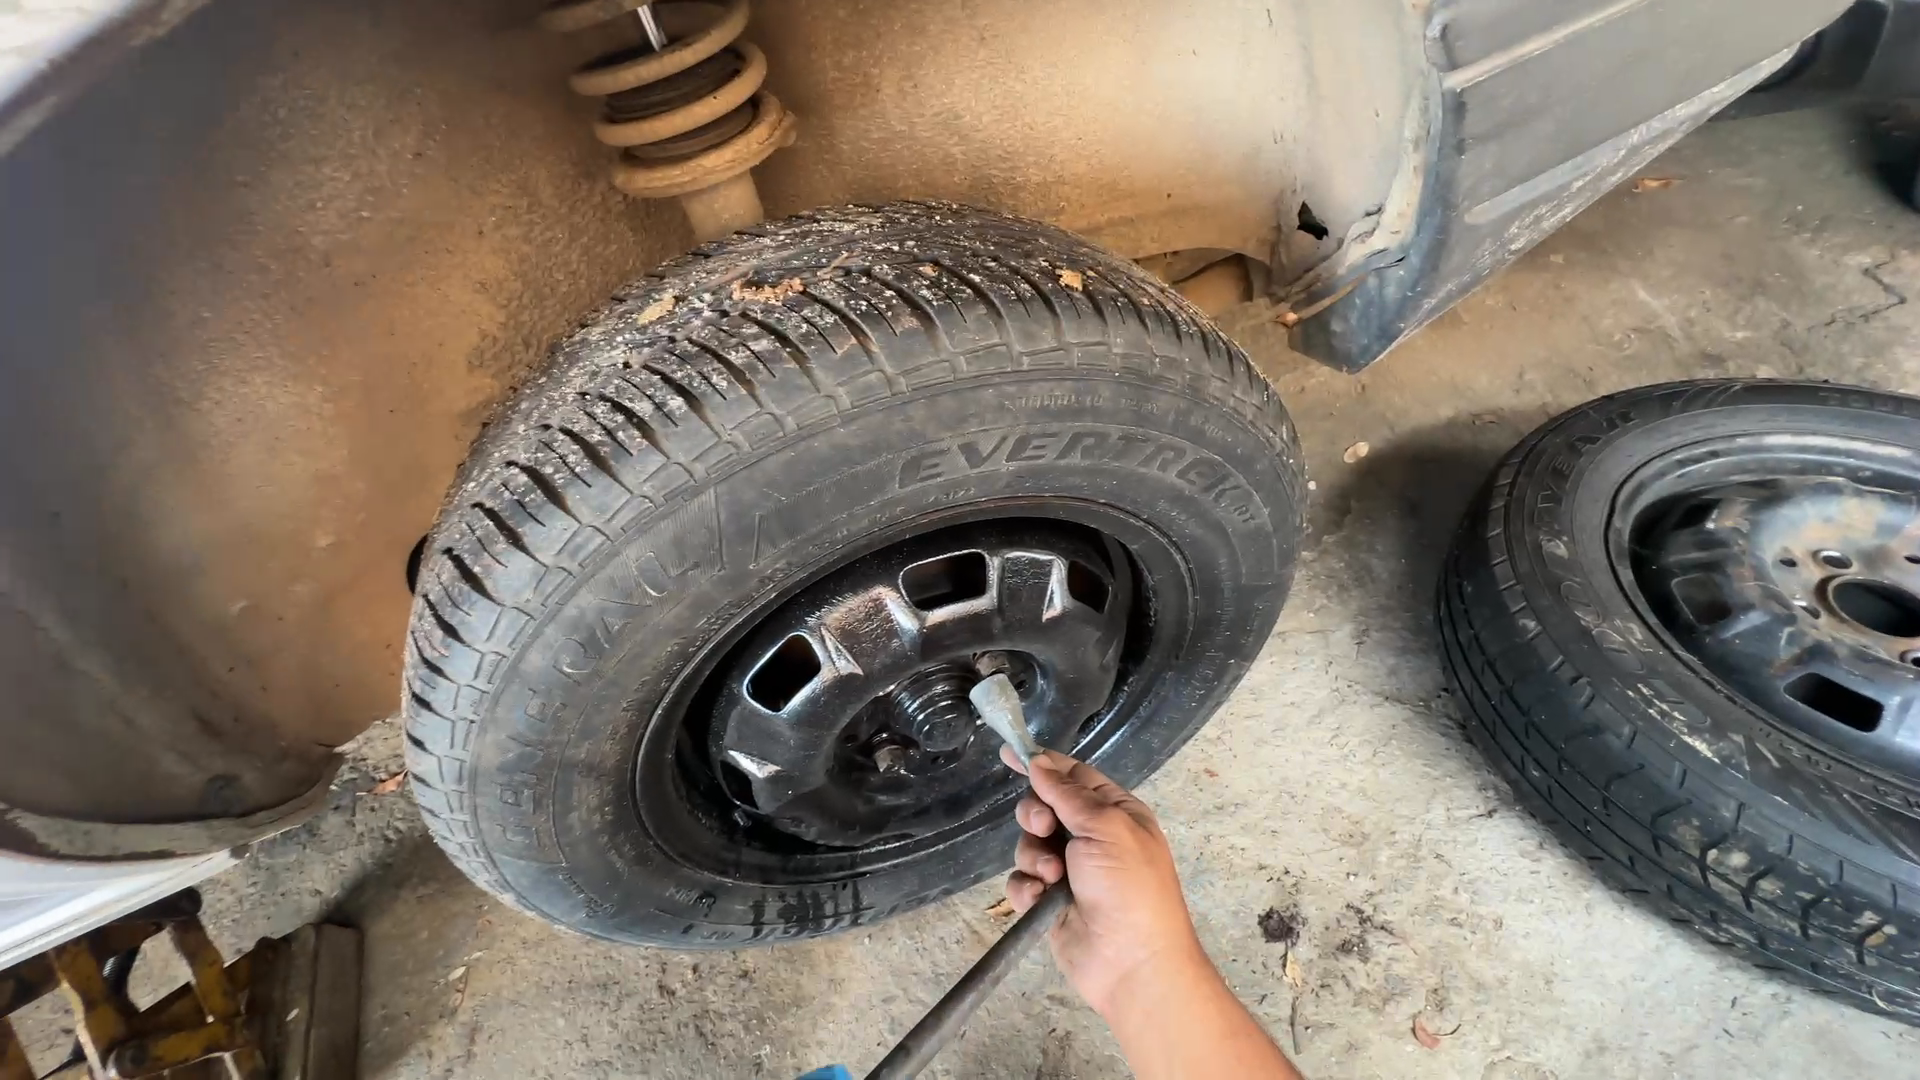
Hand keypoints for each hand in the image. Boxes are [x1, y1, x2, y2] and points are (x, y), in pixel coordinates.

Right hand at [1001, 747, 1207, 1017]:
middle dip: (1036, 815)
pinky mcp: (1048, 901)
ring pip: (1029, 843)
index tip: (1009, 752)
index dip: (1043, 764)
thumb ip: (1067, 792)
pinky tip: (1038, 898)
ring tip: (1052, 876)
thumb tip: (1039, 760)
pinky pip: (1022, 879)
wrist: (1133, 964)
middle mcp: (1091, 836)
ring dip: (1034, 856)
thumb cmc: (1129, 886)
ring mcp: (1069, 870)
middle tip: (1043, 828)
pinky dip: (1026, 886)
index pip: (1073, 775)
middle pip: (1044, 806)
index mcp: (1114, 812)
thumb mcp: (1105, 826)